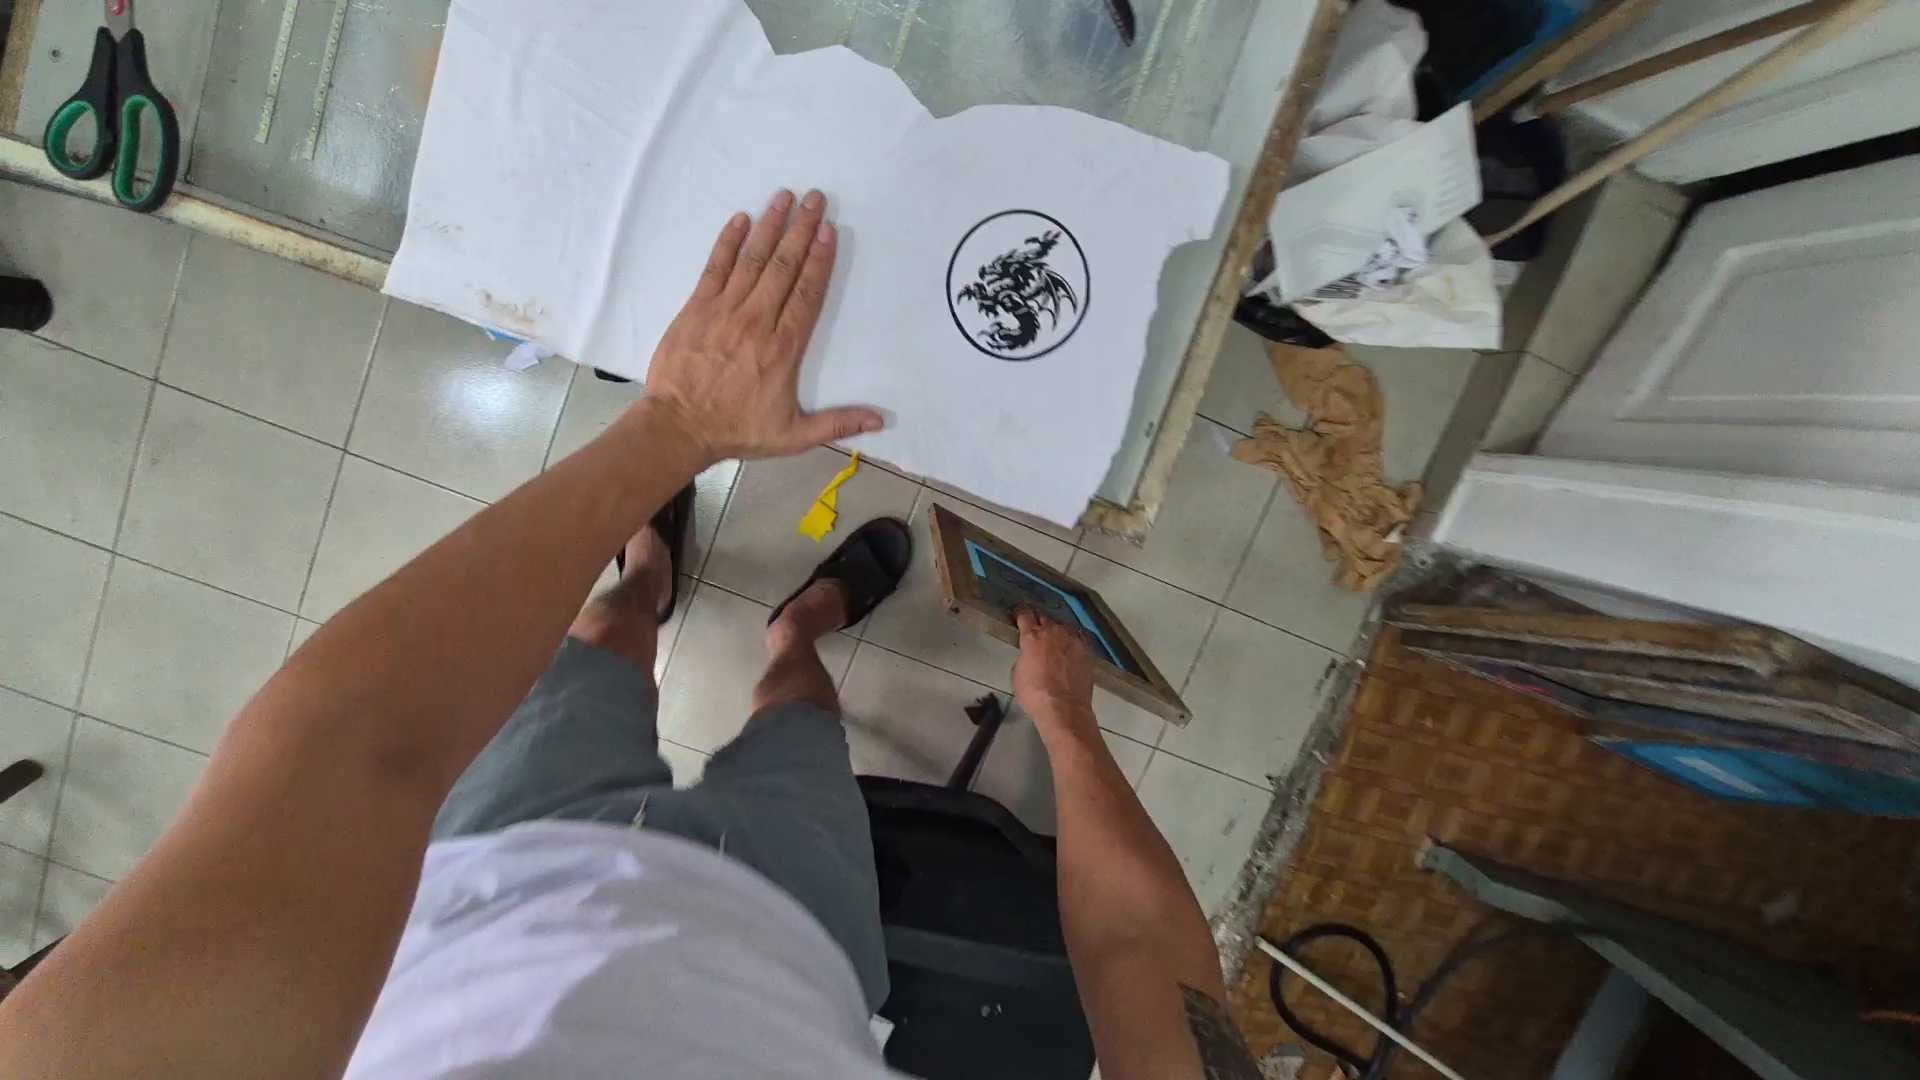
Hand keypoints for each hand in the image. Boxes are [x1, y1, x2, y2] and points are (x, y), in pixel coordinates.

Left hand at [642, 189, 884, 461]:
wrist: (679, 428)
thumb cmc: (738, 431)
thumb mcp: (794, 436)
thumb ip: (837, 424)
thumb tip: (880, 420)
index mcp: (783, 350)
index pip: (807, 295)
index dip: (820, 260)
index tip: (829, 231)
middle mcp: (756, 323)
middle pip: (783, 268)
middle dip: (801, 230)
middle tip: (814, 198)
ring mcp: (723, 312)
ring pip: (752, 261)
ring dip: (770, 226)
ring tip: (784, 197)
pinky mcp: (696, 309)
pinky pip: (715, 268)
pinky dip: (728, 242)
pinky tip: (742, 219)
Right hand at [1012, 606, 1097, 736]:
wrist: (1064, 708)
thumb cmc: (1035, 694)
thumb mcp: (1017, 675)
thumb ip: (1023, 657)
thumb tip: (1029, 656)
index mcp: (1032, 636)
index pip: (1024, 614)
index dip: (1019, 611)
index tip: (1017, 611)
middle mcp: (1053, 631)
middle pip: (1043, 616)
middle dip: (1037, 618)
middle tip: (1034, 625)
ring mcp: (1073, 638)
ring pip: (1062, 626)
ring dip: (1056, 630)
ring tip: (1054, 639)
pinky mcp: (1087, 649)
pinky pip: (1078, 637)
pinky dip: (1071, 639)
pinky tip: (1070, 646)